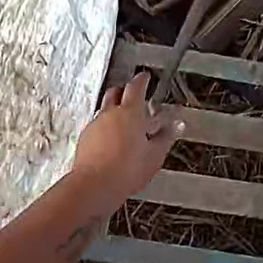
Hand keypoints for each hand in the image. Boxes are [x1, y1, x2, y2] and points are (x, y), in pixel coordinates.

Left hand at [71, 72, 179, 209]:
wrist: (95, 186)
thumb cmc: (126, 170)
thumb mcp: (155, 155)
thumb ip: (166, 137)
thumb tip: (177, 126)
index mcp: (130, 113)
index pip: (135, 87)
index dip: (141, 80)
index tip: (145, 76)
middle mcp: (109, 114)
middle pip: (115, 93)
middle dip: (124, 90)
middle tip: (133, 94)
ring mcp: (95, 126)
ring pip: (104, 110)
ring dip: (114, 111)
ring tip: (125, 122)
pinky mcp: (85, 140)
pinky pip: (97, 127)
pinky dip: (105, 128)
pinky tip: (112, 140)